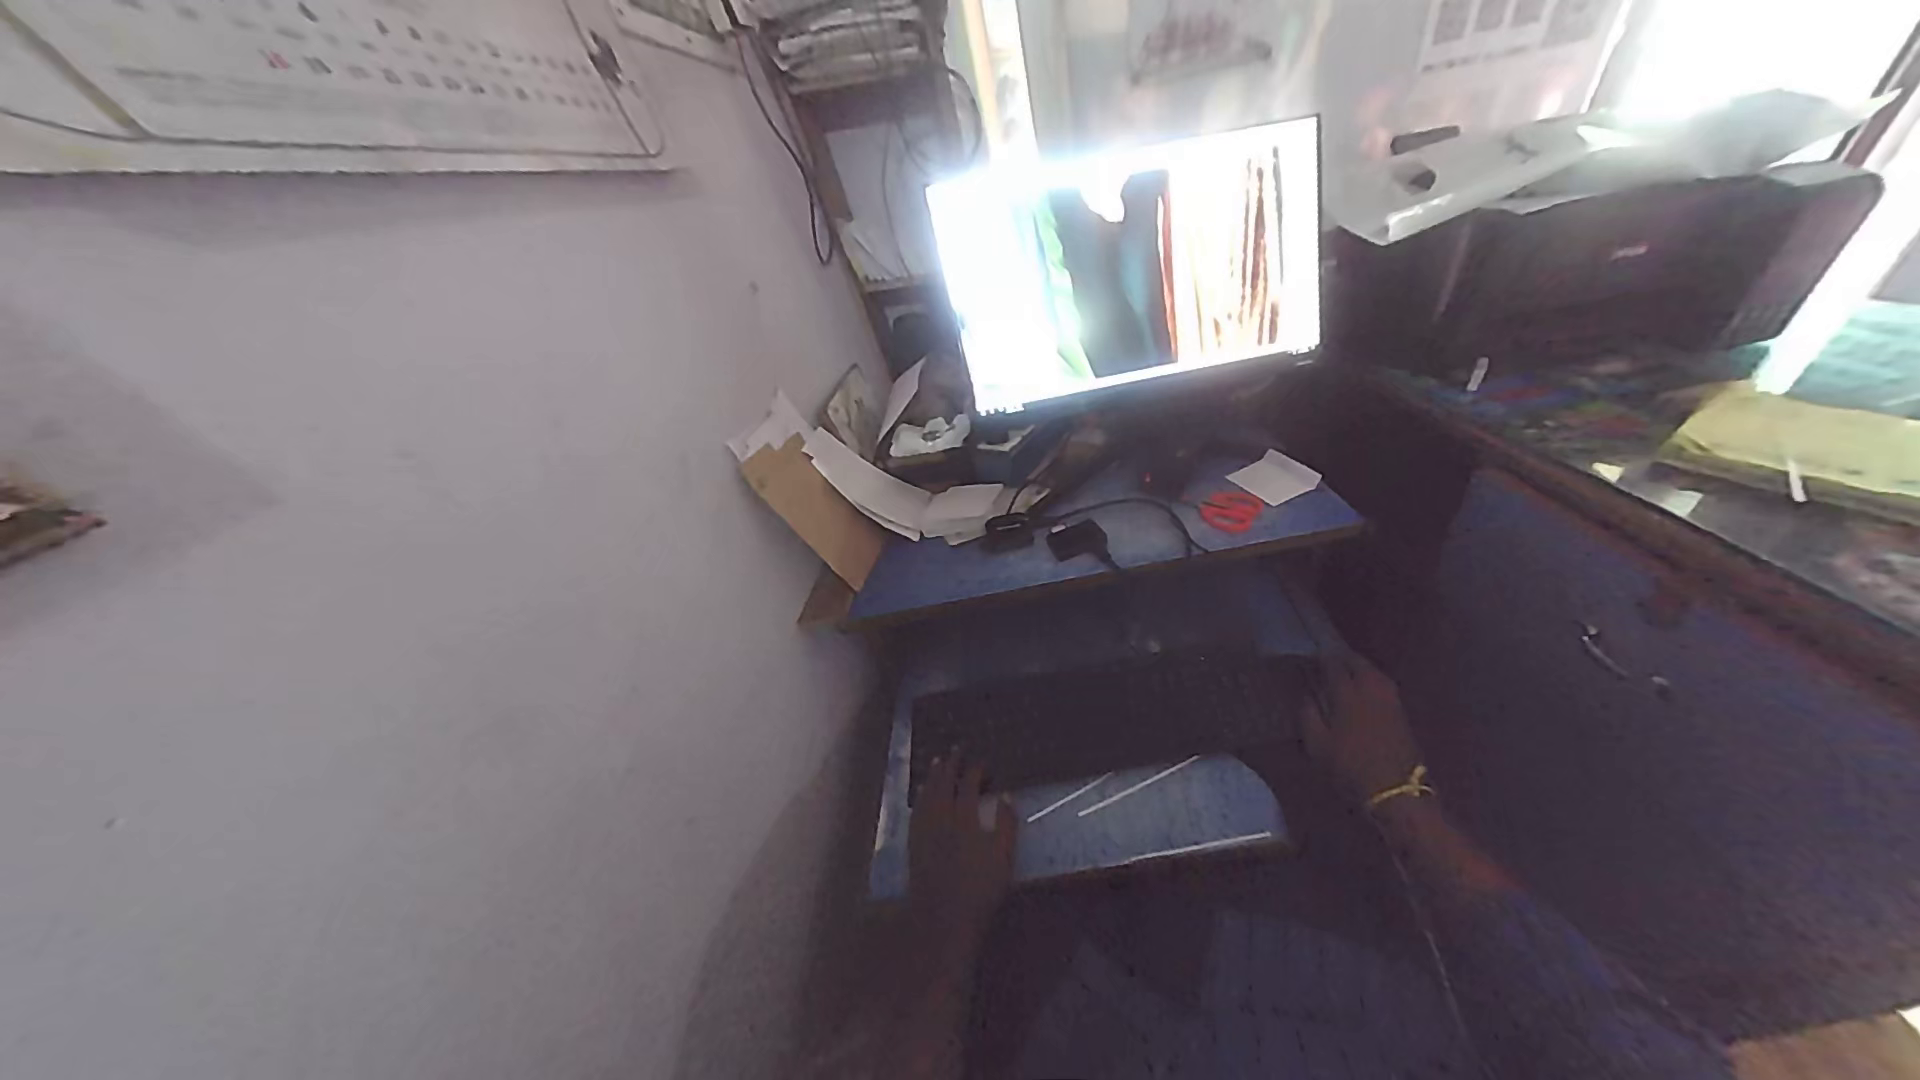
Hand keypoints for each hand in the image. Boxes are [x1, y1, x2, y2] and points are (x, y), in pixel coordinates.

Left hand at [909, 755, 1016, 951]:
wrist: (944, 918)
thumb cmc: (980, 889)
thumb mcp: (1004, 857)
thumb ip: (1006, 823)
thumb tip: (1005, 794)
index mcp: (965, 819)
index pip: (969, 786)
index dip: (975, 772)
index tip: (982, 763)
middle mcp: (942, 818)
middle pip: (945, 784)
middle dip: (951, 764)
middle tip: (956, 749)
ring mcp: (925, 830)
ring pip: (928, 794)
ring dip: (934, 775)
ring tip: (938, 760)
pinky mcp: (914, 843)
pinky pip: (917, 810)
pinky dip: (921, 796)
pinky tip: (923, 791)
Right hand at [1302, 652, 1425, 808]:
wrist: (1396, 791)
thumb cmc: (1349, 767)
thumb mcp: (1317, 744)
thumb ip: (1308, 715)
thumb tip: (1305, 695)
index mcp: (1347, 695)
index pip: (1333, 665)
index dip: (1319, 657)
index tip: (1307, 655)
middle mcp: (1370, 691)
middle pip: (1358, 663)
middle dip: (1342, 657)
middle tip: (1326, 658)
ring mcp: (1390, 702)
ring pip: (1375, 672)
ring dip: (1359, 666)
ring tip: (1346, 668)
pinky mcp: (1401, 714)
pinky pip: (1384, 685)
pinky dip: (1371, 679)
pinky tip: (1364, 686)